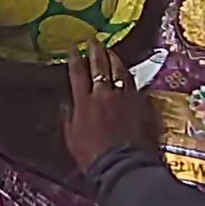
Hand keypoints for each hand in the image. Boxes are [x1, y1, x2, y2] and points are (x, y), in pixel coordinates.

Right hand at [64, 42, 157, 171]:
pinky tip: (126, 71)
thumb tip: (66, 103)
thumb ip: (68, 117)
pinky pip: (132, 82)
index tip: (74, 48)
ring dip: (113, 57)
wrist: (122, 166)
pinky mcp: (139, 101)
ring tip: (110, 51)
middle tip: (93, 40)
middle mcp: (103, 94)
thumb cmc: (93, 156)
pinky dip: (127, 74)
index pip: (77, 73)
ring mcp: (122, 96)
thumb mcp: (72, 138)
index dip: (75, 58)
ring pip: (118, 69)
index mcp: (83, 102)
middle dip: (95, 50)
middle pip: (99, 65)